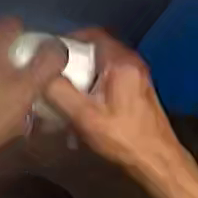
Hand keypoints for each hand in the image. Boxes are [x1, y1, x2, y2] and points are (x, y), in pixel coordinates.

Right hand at [43, 28, 196, 193]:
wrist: (158, 163)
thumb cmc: (123, 138)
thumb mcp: (83, 115)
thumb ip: (58, 91)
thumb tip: (39, 74)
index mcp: (121, 63)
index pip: (93, 34)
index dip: (68, 38)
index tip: (49, 51)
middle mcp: (132, 65)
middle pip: (94, 50)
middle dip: (71, 61)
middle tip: (51, 73)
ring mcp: (136, 78)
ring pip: (100, 66)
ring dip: (80, 76)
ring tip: (61, 92)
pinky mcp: (136, 92)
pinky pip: (107, 79)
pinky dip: (91, 86)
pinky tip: (79, 108)